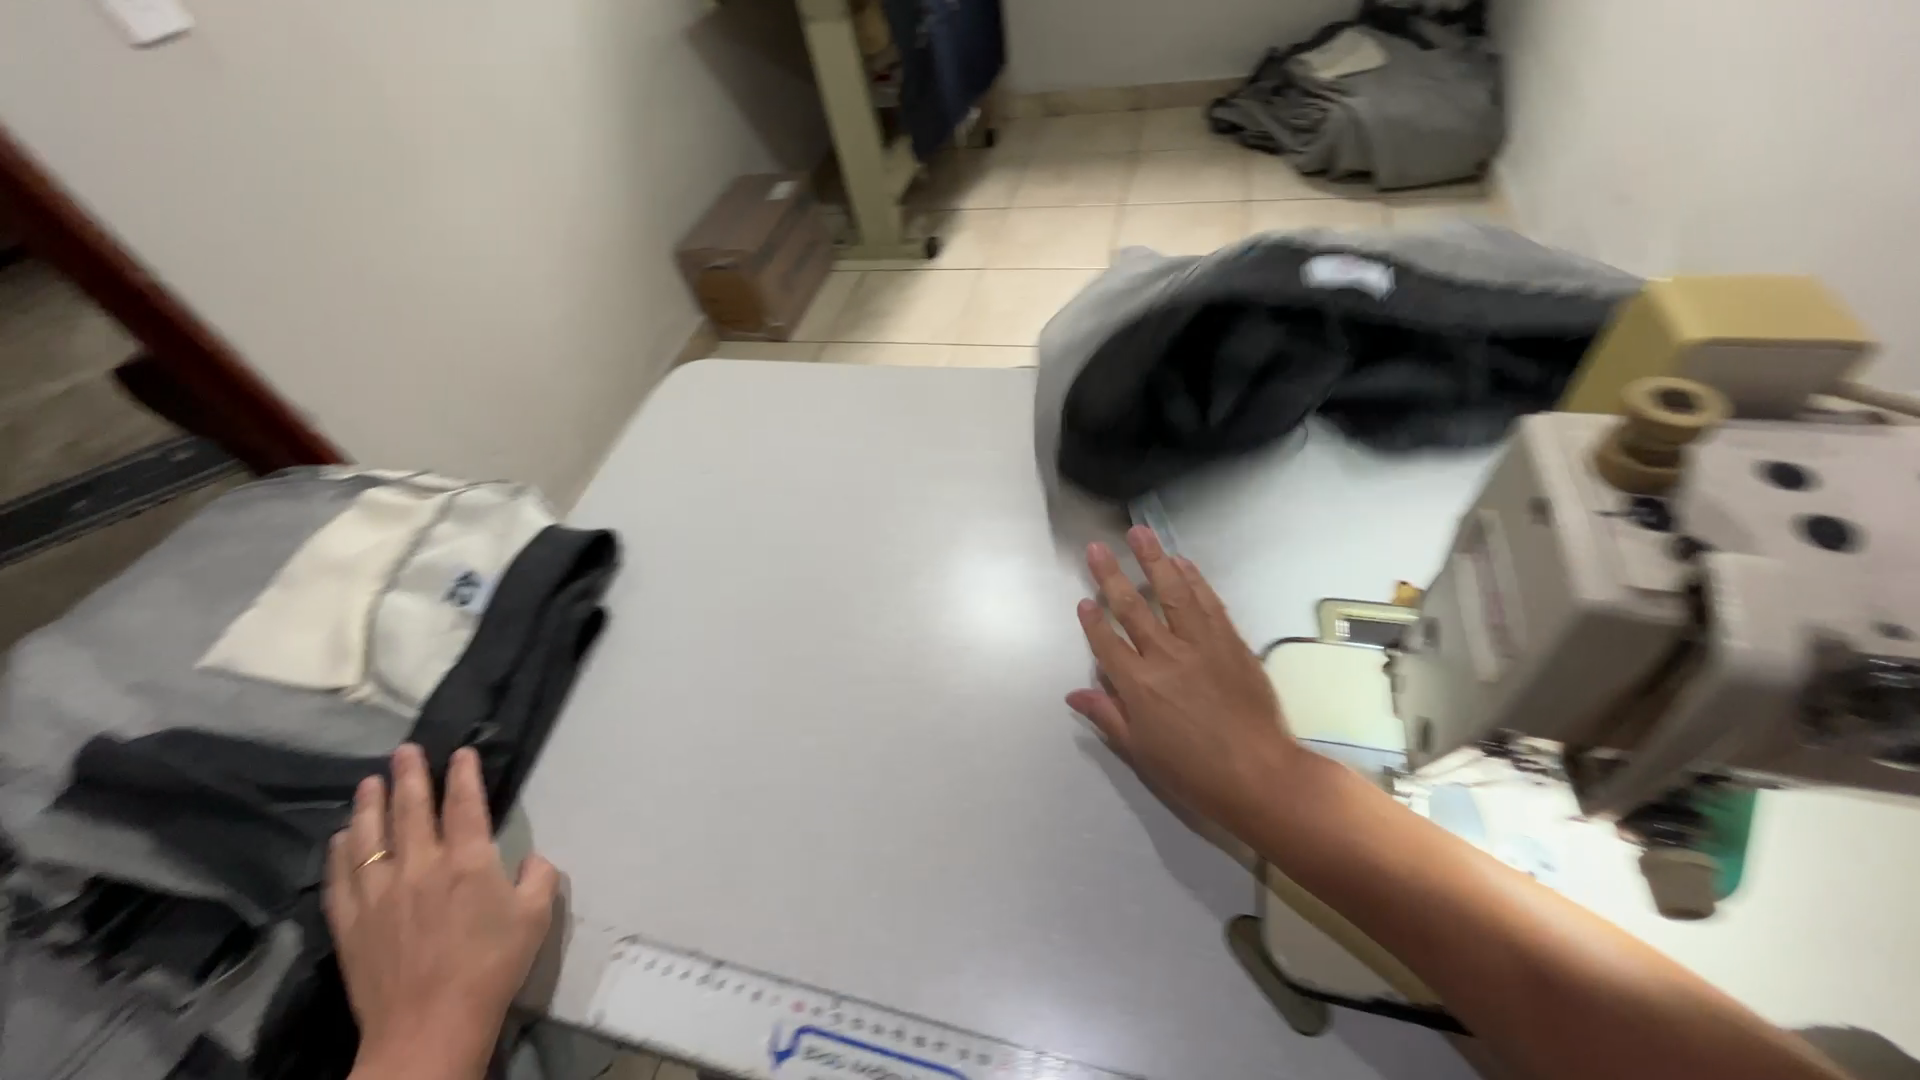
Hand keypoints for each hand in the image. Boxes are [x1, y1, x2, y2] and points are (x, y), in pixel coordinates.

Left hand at [326, 744, 559, 1079]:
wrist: (430, 1025)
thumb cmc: (492, 967)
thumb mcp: (536, 917)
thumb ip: (539, 877)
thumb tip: (531, 859)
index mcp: (468, 861)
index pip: (464, 804)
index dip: (463, 774)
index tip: (461, 753)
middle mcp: (420, 866)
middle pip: (410, 809)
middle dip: (410, 775)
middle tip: (406, 750)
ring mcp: (379, 893)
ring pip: (369, 836)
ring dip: (370, 804)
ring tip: (370, 781)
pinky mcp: (351, 922)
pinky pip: (340, 876)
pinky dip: (340, 851)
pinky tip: (342, 836)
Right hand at [1068, 527, 1298, 834]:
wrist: (1260, 774)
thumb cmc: (1194, 772)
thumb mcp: (1140, 752)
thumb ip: (1107, 716)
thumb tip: (1074, 694)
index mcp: (1138, 686)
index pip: (1106, 643)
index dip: (1091, 621)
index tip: (1082, 600)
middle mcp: (1165, 656)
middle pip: (1132, 607)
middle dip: (1110, 575)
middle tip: (1096, 547)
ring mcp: (1201, 644)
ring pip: (1172, 593)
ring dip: (1153, 560)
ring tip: (1139, 534)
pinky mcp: (1231, 642)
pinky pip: (1208, 602)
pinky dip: (1193, 579)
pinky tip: (1181, 563)